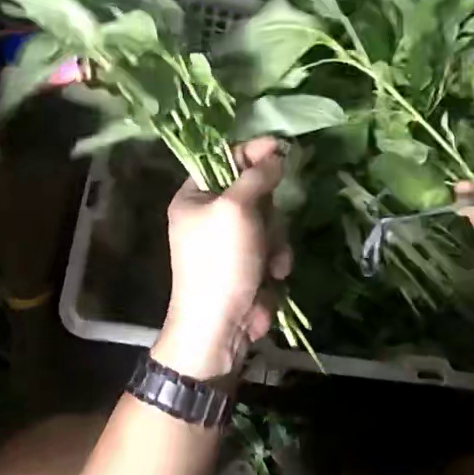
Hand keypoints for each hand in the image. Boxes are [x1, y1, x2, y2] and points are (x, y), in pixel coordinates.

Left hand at [157, 137, 292, 379]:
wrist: (219, 328)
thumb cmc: (220, 263)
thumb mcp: (236, 210)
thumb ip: (256, 176)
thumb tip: (275, 154)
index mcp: (193, 198)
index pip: (223, 160)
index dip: (252, 152)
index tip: (280, 147)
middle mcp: (209, 216)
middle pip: (253, 191)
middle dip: (268, 210)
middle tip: (266, 223)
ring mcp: (230, 243)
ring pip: (269, 221)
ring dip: (276, 239)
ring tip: (270, 261)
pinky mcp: (249, 265)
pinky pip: (273, 247)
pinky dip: (276, 260)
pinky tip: (272, 276)